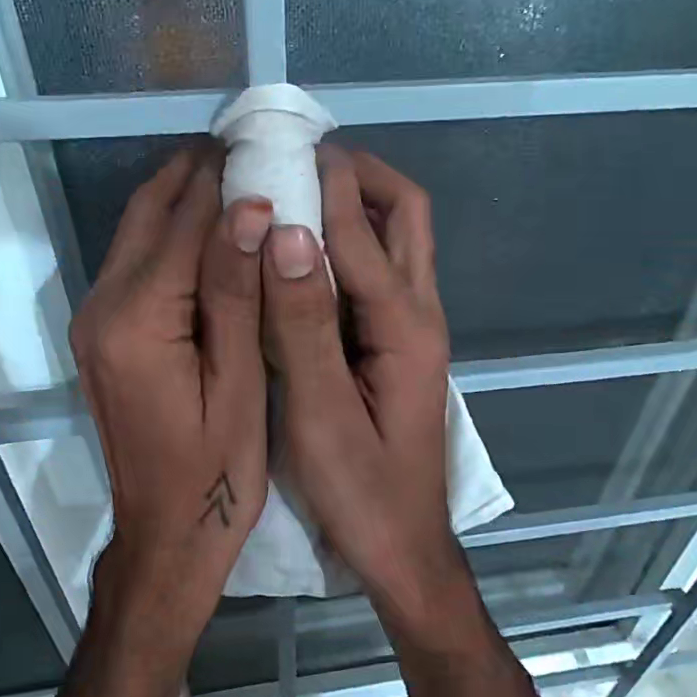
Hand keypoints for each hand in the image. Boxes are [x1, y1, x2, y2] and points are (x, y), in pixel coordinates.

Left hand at [69, 149, 273, 647]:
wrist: (164, 536)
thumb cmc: (216, 471)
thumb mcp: (239, 384)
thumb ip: (236, 294)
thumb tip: (250, 210)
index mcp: (137, 320)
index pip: (183, 224)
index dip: (225, 180)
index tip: (265, 143)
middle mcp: (102, 307)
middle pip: (147, 214)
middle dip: (196, 174)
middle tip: (252, 146)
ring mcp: (96, 320)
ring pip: (138, 233)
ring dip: (182, 199)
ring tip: (240, 175)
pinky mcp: (104, 334)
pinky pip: (137, 263)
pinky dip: (171, 235)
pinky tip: (214, 231)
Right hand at [261, 144, 464, 616]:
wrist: (402, 548)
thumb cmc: (361, 492)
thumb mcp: (322, 416)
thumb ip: (304, 327)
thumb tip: (288, 235)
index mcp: (404, 326)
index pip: (363, 233)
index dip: (322, 185)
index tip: (277, 147)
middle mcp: (418, 313)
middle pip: (406, 215)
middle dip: (359, 175)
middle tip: (299, 160)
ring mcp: (412, 328)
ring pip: (397, 239)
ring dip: (356, 202)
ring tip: (296, 187)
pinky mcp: (397, 344)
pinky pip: (378, 271)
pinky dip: (348, 242)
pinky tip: (304, 249)